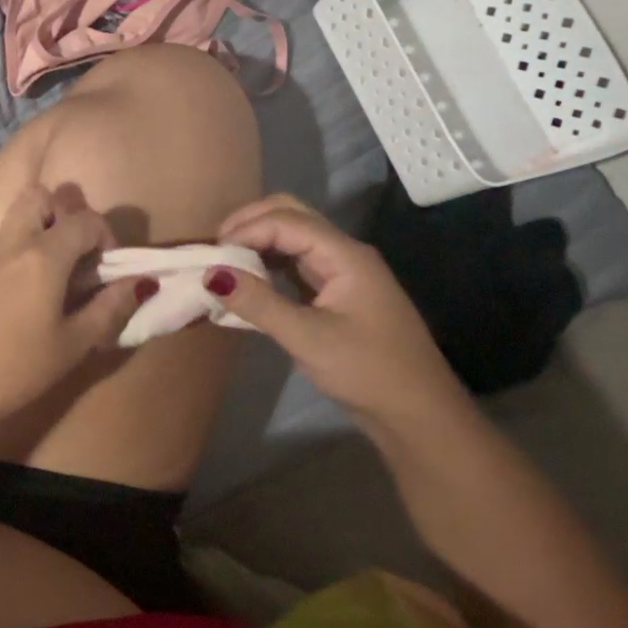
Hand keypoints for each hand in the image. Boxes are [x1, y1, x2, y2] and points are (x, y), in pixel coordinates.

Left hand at [0, 186, 149, 429]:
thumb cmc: (17, 370)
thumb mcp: (74, 345)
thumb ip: (110, 308)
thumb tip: (140, 282)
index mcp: (43, 256)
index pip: (85, 220)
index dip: (106, 237)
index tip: (108, 270)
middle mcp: (11, 244)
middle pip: (39, 197)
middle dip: (63, 214)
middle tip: (75, 254)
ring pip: (12, 216)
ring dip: (35, 229)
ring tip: (47, 271)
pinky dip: (8, 251)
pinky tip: (12, 287)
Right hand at [211, 194, 464, 417]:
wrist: (416, 412)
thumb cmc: (367, 372)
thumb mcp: (307, 339)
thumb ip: (259, 303)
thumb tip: (210, 274)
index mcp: (345, 256)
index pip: (286, 221)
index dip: (245, 231)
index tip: (210, 256)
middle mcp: (343, 254)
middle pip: (291, 215)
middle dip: (249, 224)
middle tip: (213, 250)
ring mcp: (340, 273)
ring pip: (292, 237)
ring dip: (256, 242)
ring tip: (222, 264)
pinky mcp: (334, 293)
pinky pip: (294, 263)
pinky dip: (266, 263)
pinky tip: (245, 282)